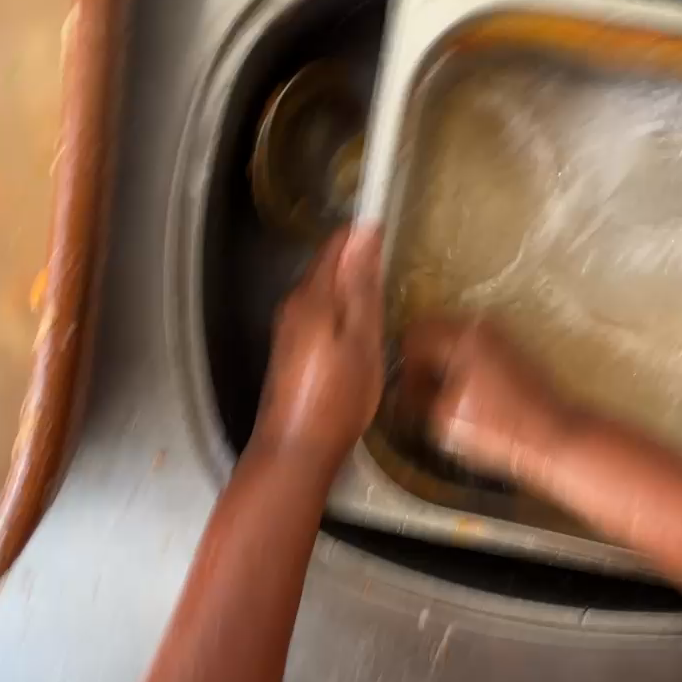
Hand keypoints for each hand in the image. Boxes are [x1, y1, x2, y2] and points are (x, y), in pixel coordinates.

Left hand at [253, 226, 384, 462]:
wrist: (297, 448)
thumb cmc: (338, 396)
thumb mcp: (362, 339)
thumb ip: (362, 286)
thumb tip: (365, 233)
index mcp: (312, 296)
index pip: (335, 245)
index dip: (362, 236)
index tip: (391, 238)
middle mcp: (293, 304)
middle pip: (326, 266)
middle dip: (357, 261)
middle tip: (394, 271)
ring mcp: (287, 327)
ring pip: (322, 290)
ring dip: (349, 287)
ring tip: (382, 298)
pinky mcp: (289, 348)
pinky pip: (317, 312)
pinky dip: (339, 310)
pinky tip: (359, 330)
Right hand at [399, 318, 580, 488]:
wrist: (554, 437)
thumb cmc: (497, 428)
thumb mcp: (443, 418)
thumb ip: (415, 397)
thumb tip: (404, 393)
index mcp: (460, 335)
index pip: (411, 337)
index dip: (403, 369)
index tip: (407, 398)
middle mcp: (480, 325)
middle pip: (432, 334)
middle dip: (420, 364)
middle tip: (419, 398)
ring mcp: (500, 335)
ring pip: (453, 341)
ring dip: (441, 365)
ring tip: (441, 400)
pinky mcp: (512, 350)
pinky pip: (473, 349)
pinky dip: (461, 367)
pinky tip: (464, 397)